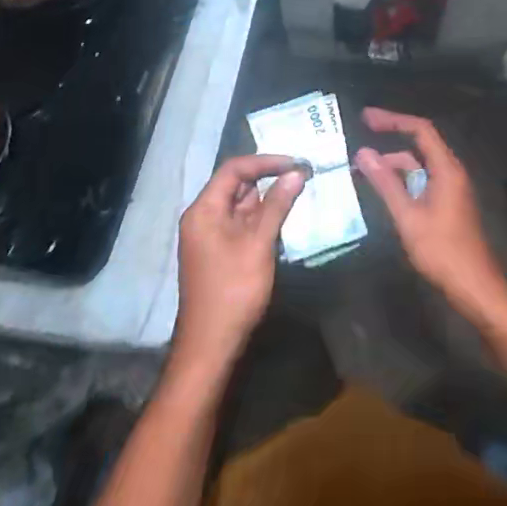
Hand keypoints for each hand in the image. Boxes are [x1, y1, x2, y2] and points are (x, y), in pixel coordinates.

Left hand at [174, 155, 305, 369]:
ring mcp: (210, 236)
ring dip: (268, 200)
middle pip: (236, 185)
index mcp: (204, 209)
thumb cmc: (234, 290)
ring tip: (300, 194)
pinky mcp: (219, 252)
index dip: (266, 161)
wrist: (211, 344)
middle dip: (269, 179)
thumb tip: (296, 172)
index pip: (234, 169)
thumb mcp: (258, 244)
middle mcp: (203, 217)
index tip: (297, 163)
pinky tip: (284, 221)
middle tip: (303, 177)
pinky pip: (241, 225)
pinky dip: (262, 219)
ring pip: (241, 206)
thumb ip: (277, 205)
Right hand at [354, 108, 506, 316]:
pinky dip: (402, 182)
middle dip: (388, 145)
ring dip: (393, 167)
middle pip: (419, 147)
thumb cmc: (442, 250)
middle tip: (358, 151)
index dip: (393, 120)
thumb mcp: (408, 216)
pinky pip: (422, 183)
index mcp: (447, 169)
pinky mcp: (447, 205)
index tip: (366, 118)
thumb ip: (386, 183)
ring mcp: (451, 190)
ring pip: (419, 167)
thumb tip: (363, 153)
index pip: (420, 129)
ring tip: (363, 173)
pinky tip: (382, 192)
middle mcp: (451, 173)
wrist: (474, 286)